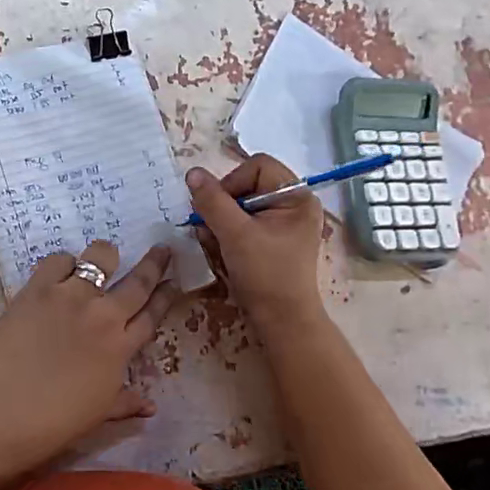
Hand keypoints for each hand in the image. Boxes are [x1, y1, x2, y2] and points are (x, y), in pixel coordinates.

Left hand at [0, 241, 182, 472]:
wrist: (3, 408)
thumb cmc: (53, 422)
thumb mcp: (97, 415)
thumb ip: (124, 403)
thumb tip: (150, 407)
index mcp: (120, 349)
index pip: (151, 316)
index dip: (165, 297)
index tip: (174, 281)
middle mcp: (103, 316)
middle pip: (138, 282)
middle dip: (155, 264)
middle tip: (163, 249)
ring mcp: (72, 297)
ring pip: (100, 258)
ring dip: (106, 255)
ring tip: (105, 255)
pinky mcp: (40, 287)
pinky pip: (59, 259)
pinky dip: (64, 261)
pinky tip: (61, 269)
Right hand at [186, 156, 324, 327]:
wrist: (282, 322)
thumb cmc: (265, 276)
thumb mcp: (234, 235)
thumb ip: (212, 201)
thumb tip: (192, 173)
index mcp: (297, 197)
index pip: (257, 166)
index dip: (232, 182)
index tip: (217, 208)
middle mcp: (293, 205)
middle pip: (246, 185)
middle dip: (223, 207)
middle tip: (213, 230)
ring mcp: (283, 224)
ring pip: (240, 206)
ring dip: (221, 223)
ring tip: (216, 245)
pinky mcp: (272, 240)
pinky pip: (243, 224)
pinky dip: (227, 235)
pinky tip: (222, 253)